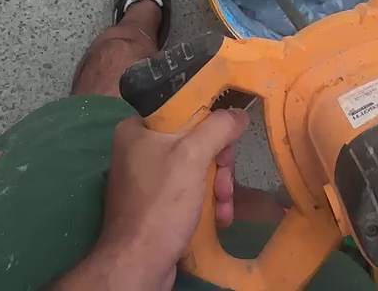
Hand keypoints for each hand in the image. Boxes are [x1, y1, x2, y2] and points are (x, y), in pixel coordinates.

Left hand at [84, 109, 249, 290]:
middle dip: (218, 164)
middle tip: (226, 180)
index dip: (210, 122)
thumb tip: (239, 113)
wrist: (138, 267)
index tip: (225, 140)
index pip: (183, 109)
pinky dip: (207, 202)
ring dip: (218, 187)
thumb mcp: (194, 155)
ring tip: (224, 206)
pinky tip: (219, 218)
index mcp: (138, 128)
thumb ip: (219, 127)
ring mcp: (148, 180)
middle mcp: (140, 149)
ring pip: (196, 168)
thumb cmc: (161, 203)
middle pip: (194, 141)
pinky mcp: (156, 206)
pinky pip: (189, 191)